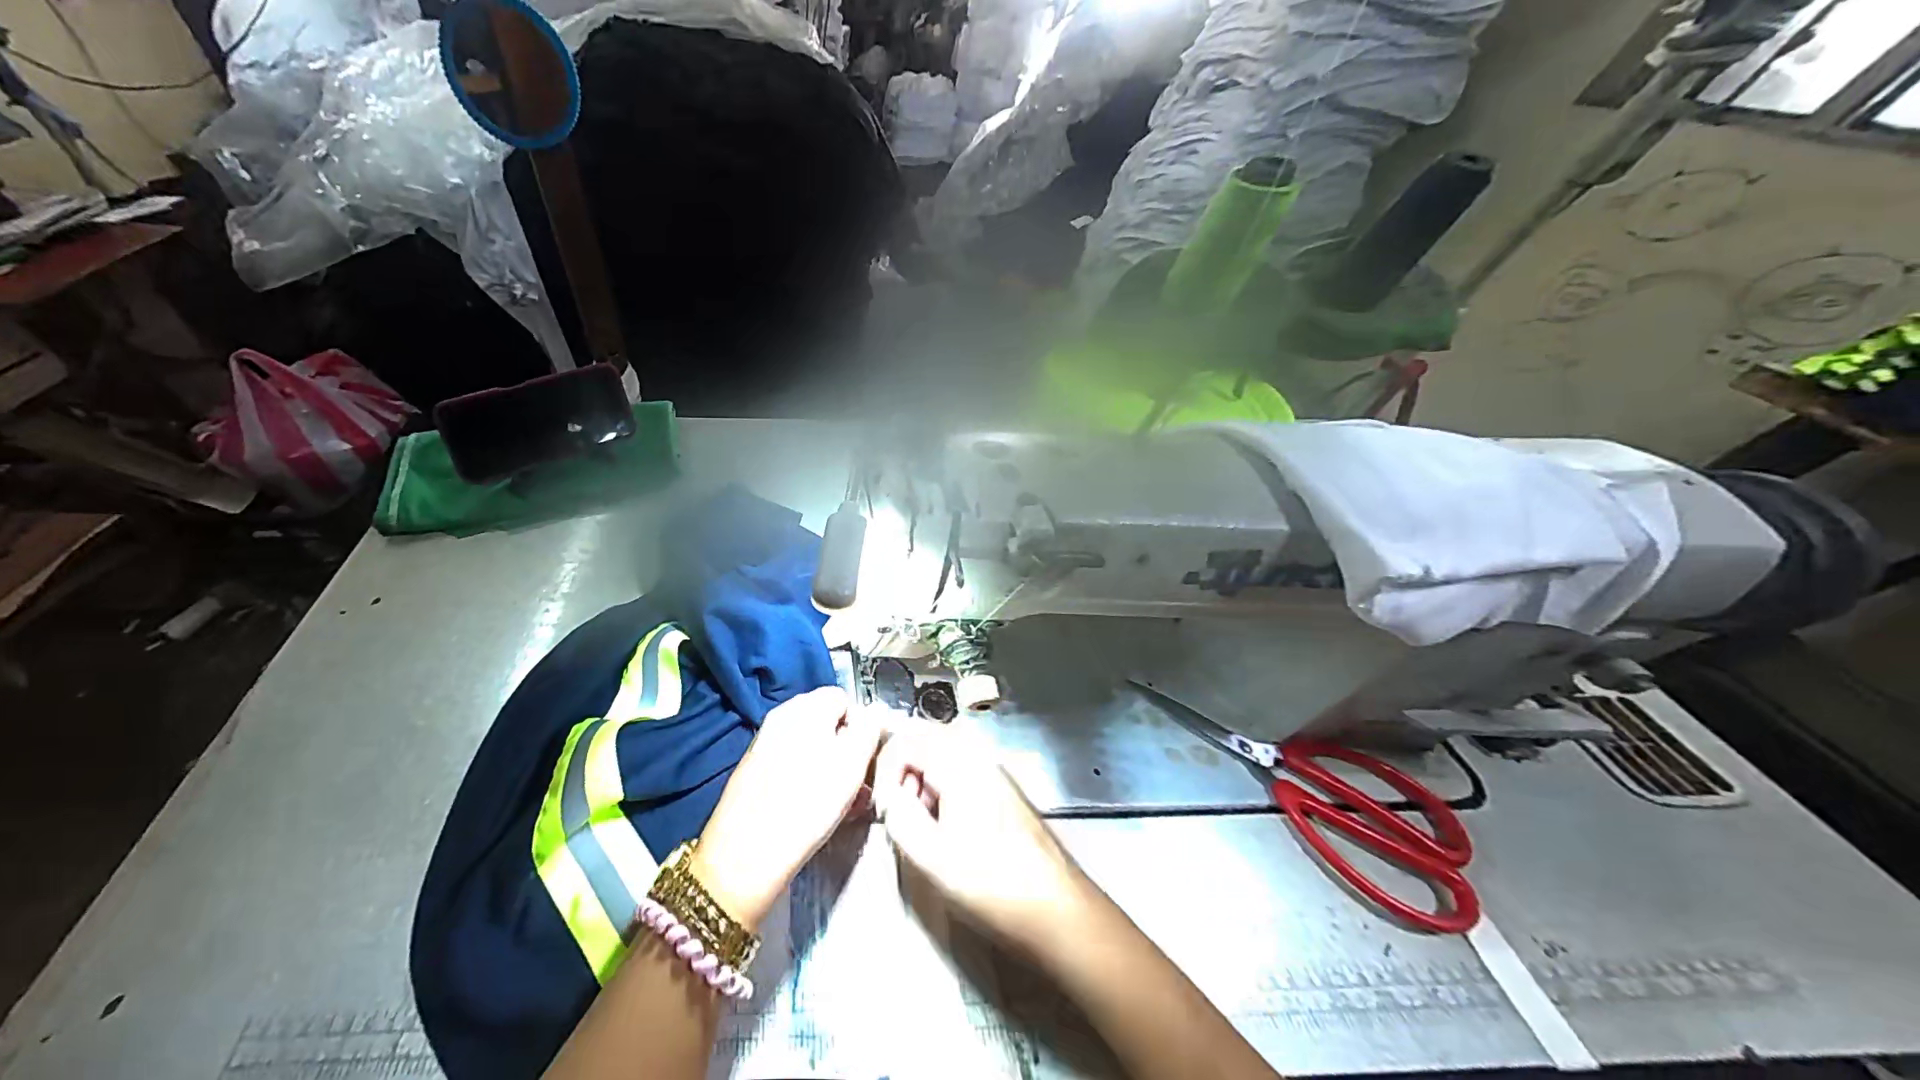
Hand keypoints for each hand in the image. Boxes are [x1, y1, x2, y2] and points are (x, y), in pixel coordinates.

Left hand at [690, 686, 880, 931]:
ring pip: (808, 748)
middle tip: (858, 782)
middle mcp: (779, 718)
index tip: (868, 756)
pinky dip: (805, 781)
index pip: (844, 699)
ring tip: (839, 802)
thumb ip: (870, 729)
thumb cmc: (807, 805)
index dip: (862, 726)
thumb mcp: (854, 762)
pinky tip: (812, 809)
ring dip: (828, 768)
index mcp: (805, 707)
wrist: (746, 856)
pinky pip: (789, 766)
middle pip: (825, 723)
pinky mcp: (751, 774)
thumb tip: (877, 711)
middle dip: (845, 749)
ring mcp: (763, 745)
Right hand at [874, 720, 1095, 953]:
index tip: (883, 806)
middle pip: (927, 738)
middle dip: (903, 769)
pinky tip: (948, 826)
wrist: (1056, 908)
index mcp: (960, 764)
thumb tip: (890, 796)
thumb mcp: (931, 857)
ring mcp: (997, 771)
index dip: (884, 768)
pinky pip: (963, 769)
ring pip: (945, 754)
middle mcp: (981, 757)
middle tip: (898, 810)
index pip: (907, 738)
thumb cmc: (992, 884)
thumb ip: (899, 817)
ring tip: (921, 822)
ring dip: (923, 778)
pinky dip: (944, 786)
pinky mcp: (1005, 790)